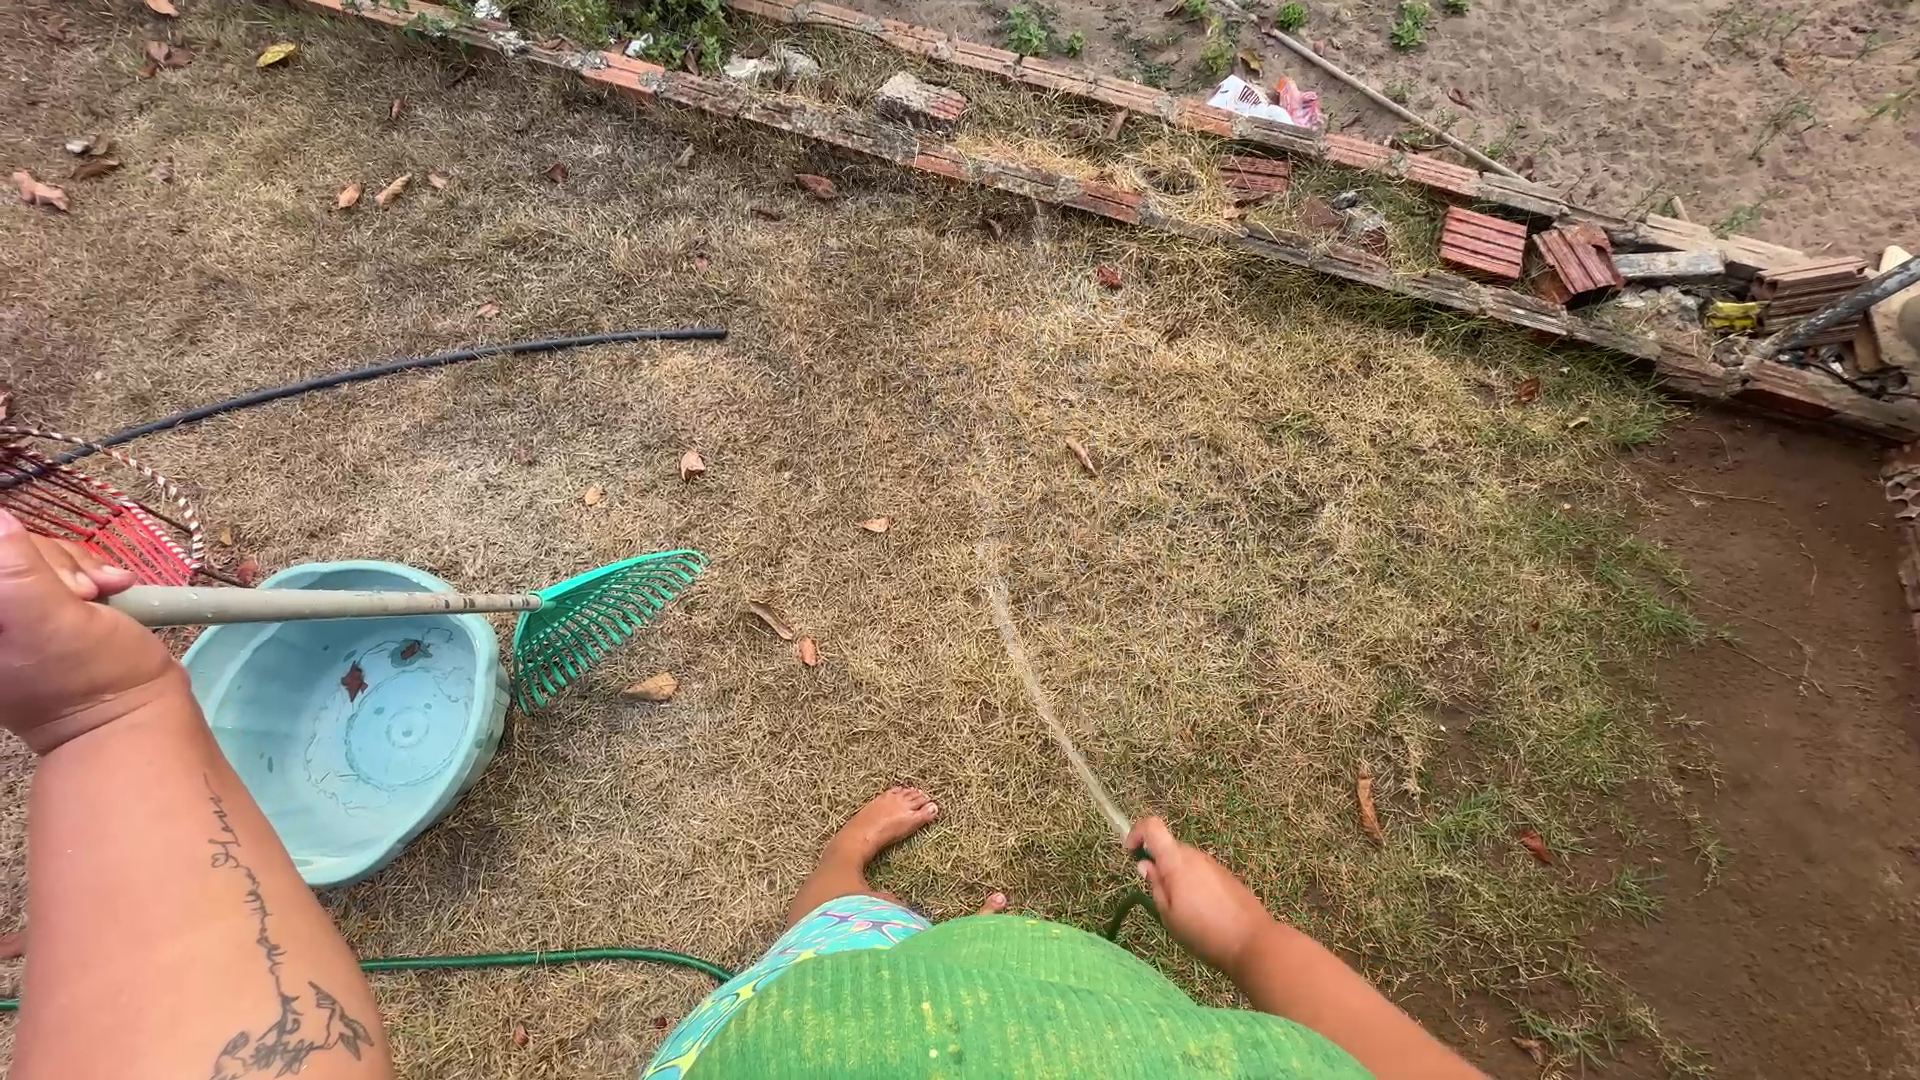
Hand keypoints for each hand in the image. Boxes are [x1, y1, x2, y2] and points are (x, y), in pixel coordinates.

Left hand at [0, 511, 180, 752]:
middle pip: (4, 550)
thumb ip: (15, 572)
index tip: (60, 583)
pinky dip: (84, 573)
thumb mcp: (50, 622)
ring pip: (30, 556)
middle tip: (89, 594)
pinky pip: (50, 571)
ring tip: (107, 593)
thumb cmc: (87, 676)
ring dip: (77, 567)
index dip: (17, 554)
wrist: (126, 713)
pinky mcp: (31, 611)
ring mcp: (5, 615)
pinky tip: (107, 590)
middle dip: (55, 562)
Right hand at [1125, 816, 1279, 976]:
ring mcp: (1213, 864)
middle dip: (1158, 864)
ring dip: (1176, 876)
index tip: (1131, 854)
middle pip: (1168, 847)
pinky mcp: (1227, 877)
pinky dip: (1193, 883)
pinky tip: (1203, 912)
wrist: (1254, 943)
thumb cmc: (1204, 933)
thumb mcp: (1169, 915)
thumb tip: (1145, 864)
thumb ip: (1155, 885)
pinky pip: (1201, 871)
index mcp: (1176, 861)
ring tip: (1183, 911)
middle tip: (1160, 897)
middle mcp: (1195, 855)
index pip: (1152, 826)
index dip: (1136, 833)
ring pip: (1185, 861)